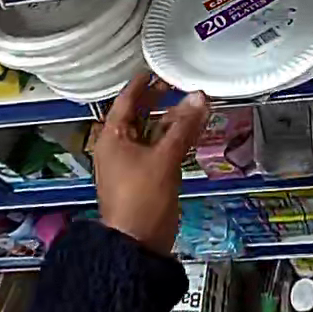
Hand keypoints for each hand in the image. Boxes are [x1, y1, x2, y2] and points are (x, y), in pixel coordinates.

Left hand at [91, 73, 208, 255]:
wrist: (138, 241)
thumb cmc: (141, 197)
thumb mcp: (164, 157)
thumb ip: (184, 126)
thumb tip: (199, 97)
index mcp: (113, 139)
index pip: (125, 103)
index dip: (139, 85)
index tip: (153, 69)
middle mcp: (121, 147)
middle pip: (140, 116)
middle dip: (159, 99)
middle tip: (177, 81)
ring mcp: (136, 162)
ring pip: (155, 131)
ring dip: (174, 117)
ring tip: (195, 100)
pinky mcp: (151, 174)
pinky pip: (165, 146)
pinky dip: (179, 134)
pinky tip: (196, 125)